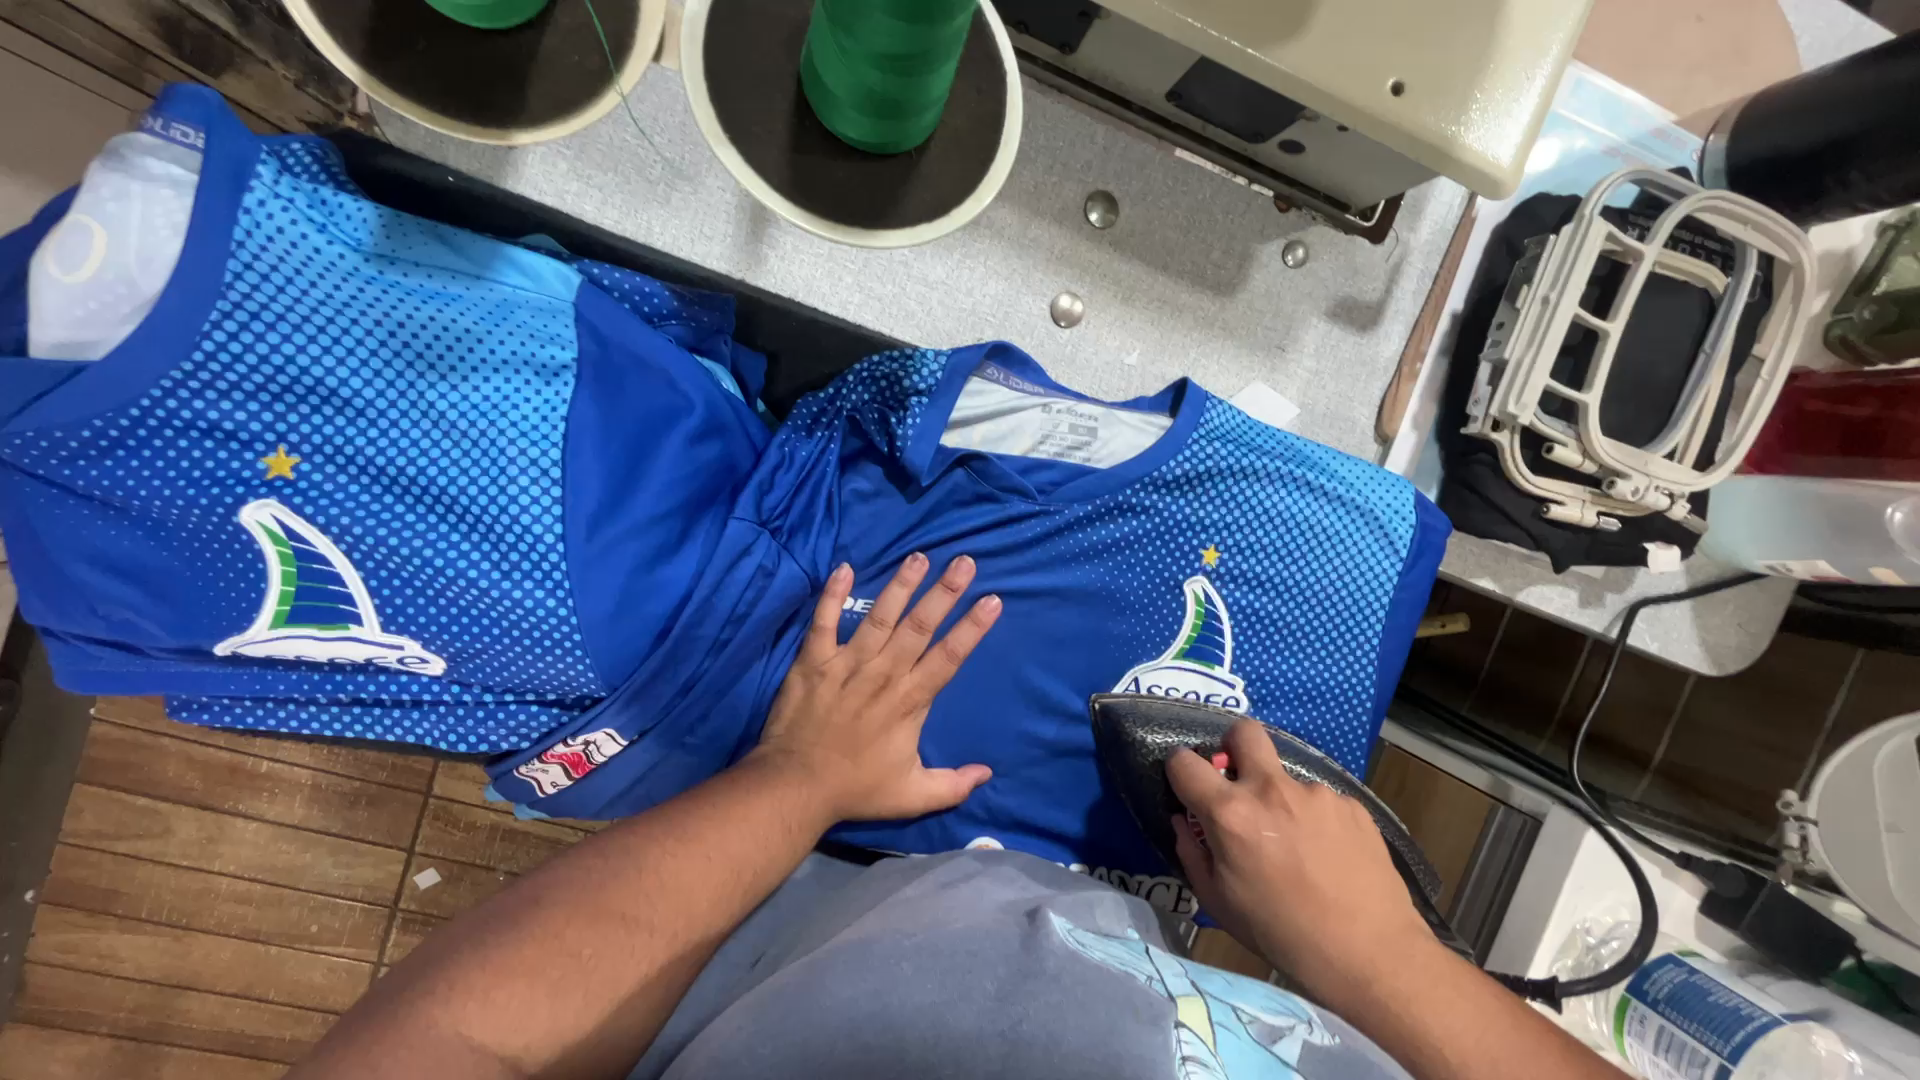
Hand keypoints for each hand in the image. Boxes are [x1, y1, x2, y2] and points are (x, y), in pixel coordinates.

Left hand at [750, 554, 1001, 825]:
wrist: (794, 787)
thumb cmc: (856, 789)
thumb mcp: (912, 796)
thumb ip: (953, 785)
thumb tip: (988, 774)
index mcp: (910, 700)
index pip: (949, 657)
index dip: (972, 628)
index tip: (992, 600)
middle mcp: (883, 674)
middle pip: (920, 626)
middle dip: (945, 592)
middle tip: (964, 561)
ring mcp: (847, 664)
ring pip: (878, 616)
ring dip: (900, 585)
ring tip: (919, 556)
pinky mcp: (813, 661)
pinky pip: (823, 622)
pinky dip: (832, 595)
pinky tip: (844, 568)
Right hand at [1166, 721, 1432, 993]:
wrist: (1372, 956)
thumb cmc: (1282, 934)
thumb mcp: (1218, 901)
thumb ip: (1192, 852)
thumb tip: (1183, 821)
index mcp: (1231, 813)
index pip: (1184, 761)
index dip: (1179, 770)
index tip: (1188, 788)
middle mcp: (1271, 790)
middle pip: (1244, 731)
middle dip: (1234, 745)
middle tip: (1239, 780)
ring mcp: (1316, 793)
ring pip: (1285, 778)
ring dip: (1280, 800)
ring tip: (1297, 846)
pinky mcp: (1352, 805)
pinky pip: (1320, 801)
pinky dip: (1314, 819)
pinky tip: (1327, 856)